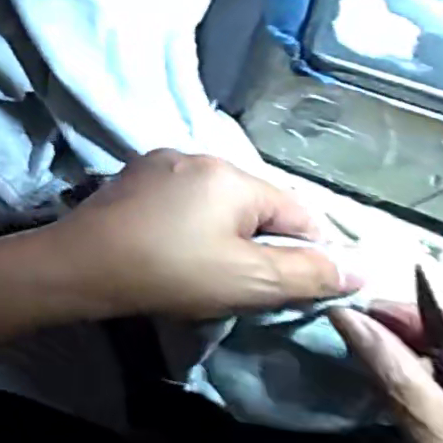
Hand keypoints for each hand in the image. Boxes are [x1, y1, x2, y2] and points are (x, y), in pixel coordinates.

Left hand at [31, 149, 361, 320]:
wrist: (84, 262)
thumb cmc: (172, 270)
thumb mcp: (251, 280)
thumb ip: (310, 272)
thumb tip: (359, 266)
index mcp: (230, 173)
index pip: (299, 212)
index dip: (312, 253)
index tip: (299, 287)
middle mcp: (194, 154)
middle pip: (255, 202)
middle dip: (264, 240)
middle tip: (250, 281)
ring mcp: (157, 162)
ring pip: (216, 199)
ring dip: (226, 231)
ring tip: (211, 268)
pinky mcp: (131, 176)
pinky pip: (181, 197)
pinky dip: (191, 221)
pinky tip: (176, 248)